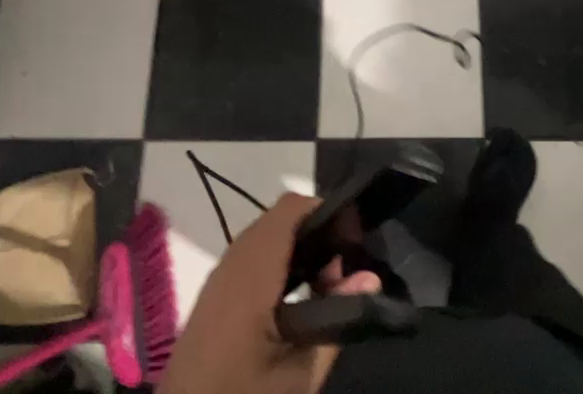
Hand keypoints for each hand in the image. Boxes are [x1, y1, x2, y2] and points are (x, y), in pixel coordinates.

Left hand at [158, 193, 381, 393]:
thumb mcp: (299, 374)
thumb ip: (336, 319)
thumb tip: (369, 277)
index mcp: (251, 273)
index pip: (290, 208)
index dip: (327, 212)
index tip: (354, 242)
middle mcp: (231, 263)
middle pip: (280, 221)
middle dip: (318, 235)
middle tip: (344, 273)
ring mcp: (218, 278)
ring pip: (266, 239)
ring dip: (299, 251)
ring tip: (326, 289)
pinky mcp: (213, 296)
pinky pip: (251, 258)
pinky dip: (279, 265)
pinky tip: (296, 303)